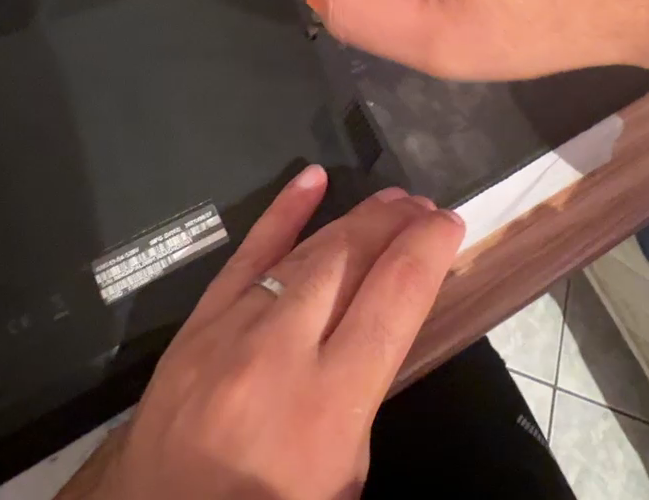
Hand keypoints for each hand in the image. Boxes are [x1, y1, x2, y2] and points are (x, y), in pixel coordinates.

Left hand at [93, 166, 464, 499]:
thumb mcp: (345, 474)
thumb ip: (364, 396)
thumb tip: (378, 325)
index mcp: (330, 401)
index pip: (394, 296)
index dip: (428, 249)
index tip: (448, 226)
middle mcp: (283, 350)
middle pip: (351, 259)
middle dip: (394, 224)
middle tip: (423, 207)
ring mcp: (235, 327)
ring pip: (308, 251)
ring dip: (355, 221)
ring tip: (389, 203)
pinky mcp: (200, 319)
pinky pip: (248, 252)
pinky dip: (283, 213)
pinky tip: (312, 179)